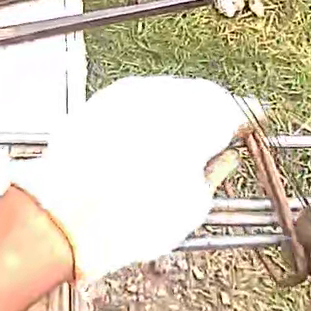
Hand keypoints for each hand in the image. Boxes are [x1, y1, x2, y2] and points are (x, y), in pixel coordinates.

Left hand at [11, 76, 248, 279]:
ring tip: (172, 145)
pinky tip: (141, 140)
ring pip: (166, 92)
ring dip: (175, 111)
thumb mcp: (190, 206)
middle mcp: (164, 95)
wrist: (64, 215)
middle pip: (200, 94)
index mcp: (198, 118)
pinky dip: (145, 114)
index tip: (246, 128)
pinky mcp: (101, 98)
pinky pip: (135, 98)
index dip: (242, 119)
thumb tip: (224, 158)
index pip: (233, 107)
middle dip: (209, 113)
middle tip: (211, 139)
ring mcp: (129, 92)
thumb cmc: (131, 218)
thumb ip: (213, 171)